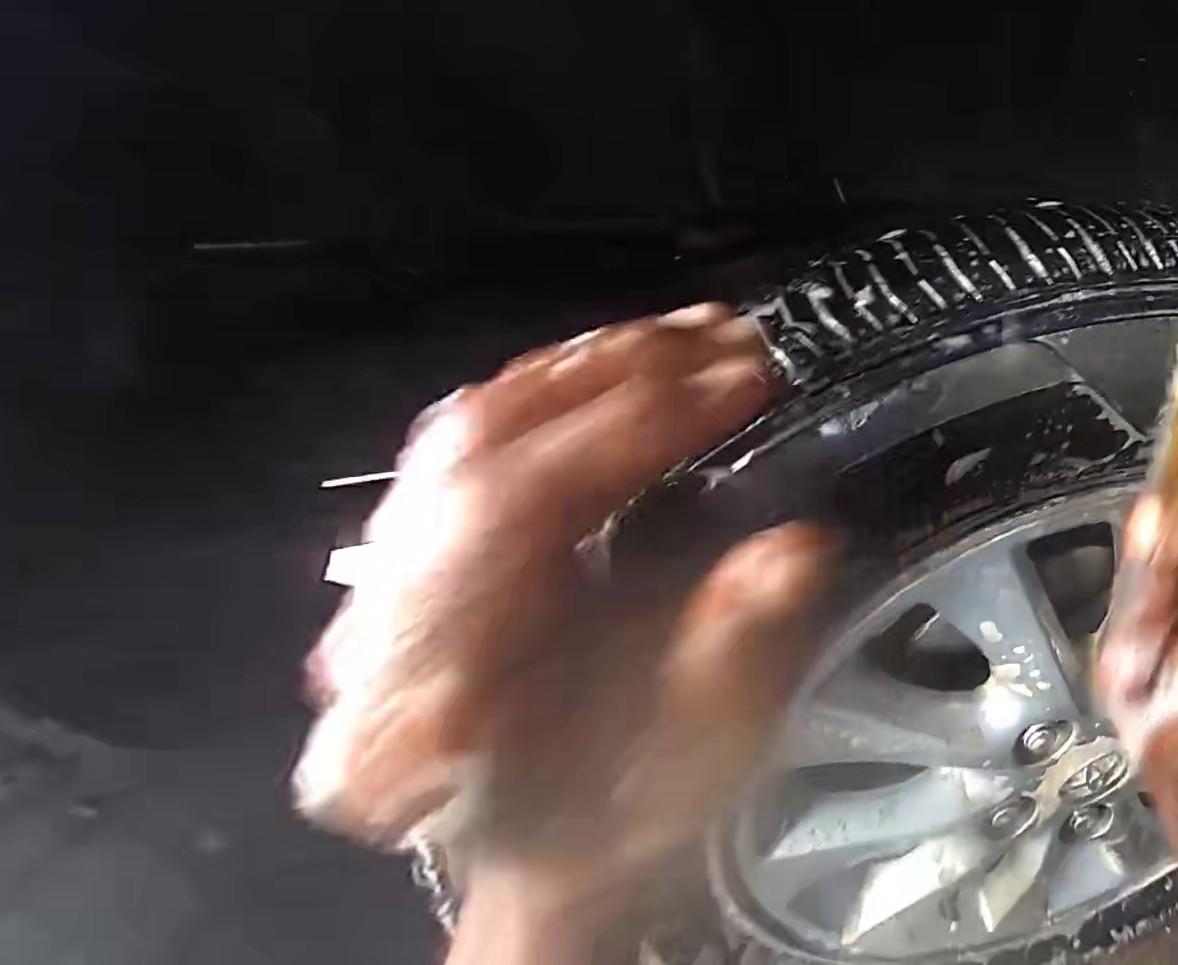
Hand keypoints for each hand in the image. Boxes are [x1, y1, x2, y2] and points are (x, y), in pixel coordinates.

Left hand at [295, 304, 834, 942]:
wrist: (541, 841)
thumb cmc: (616, 814)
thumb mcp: (690, 759)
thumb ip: (734, 653)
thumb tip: (800, 546)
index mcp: (423, 694)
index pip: (518, 504)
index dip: (640, 426)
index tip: (743, 382)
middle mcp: (376, 624)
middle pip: (482, 442)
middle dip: (620, 372)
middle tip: (726, 340)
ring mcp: (381, 579)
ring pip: (474, 424)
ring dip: (593, 364)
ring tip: (690, 335)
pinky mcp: (417, 549)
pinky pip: (478, 436)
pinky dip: (561, 386)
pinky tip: (626, 364)